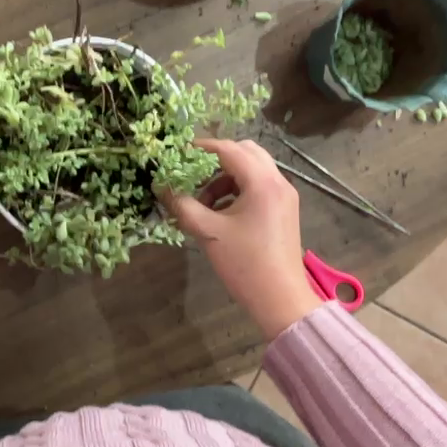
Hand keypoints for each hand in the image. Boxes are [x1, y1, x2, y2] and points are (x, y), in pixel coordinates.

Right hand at [162, 139, 321, 339]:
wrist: (280, 298)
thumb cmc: (245, 263)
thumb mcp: (208, 232)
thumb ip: (183, 205)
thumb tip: (161, 187)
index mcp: (262, 183)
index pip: (229, 149)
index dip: (201, 147)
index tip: (178, 153)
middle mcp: (278, 182)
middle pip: (245, 152)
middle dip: (216, 159)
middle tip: (191, 174)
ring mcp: (284, 196)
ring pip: (252, 169)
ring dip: (225, 177)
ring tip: (202, 201)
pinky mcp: (283, 209)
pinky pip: (258, 186)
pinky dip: (237, 190)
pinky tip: (219, 212)